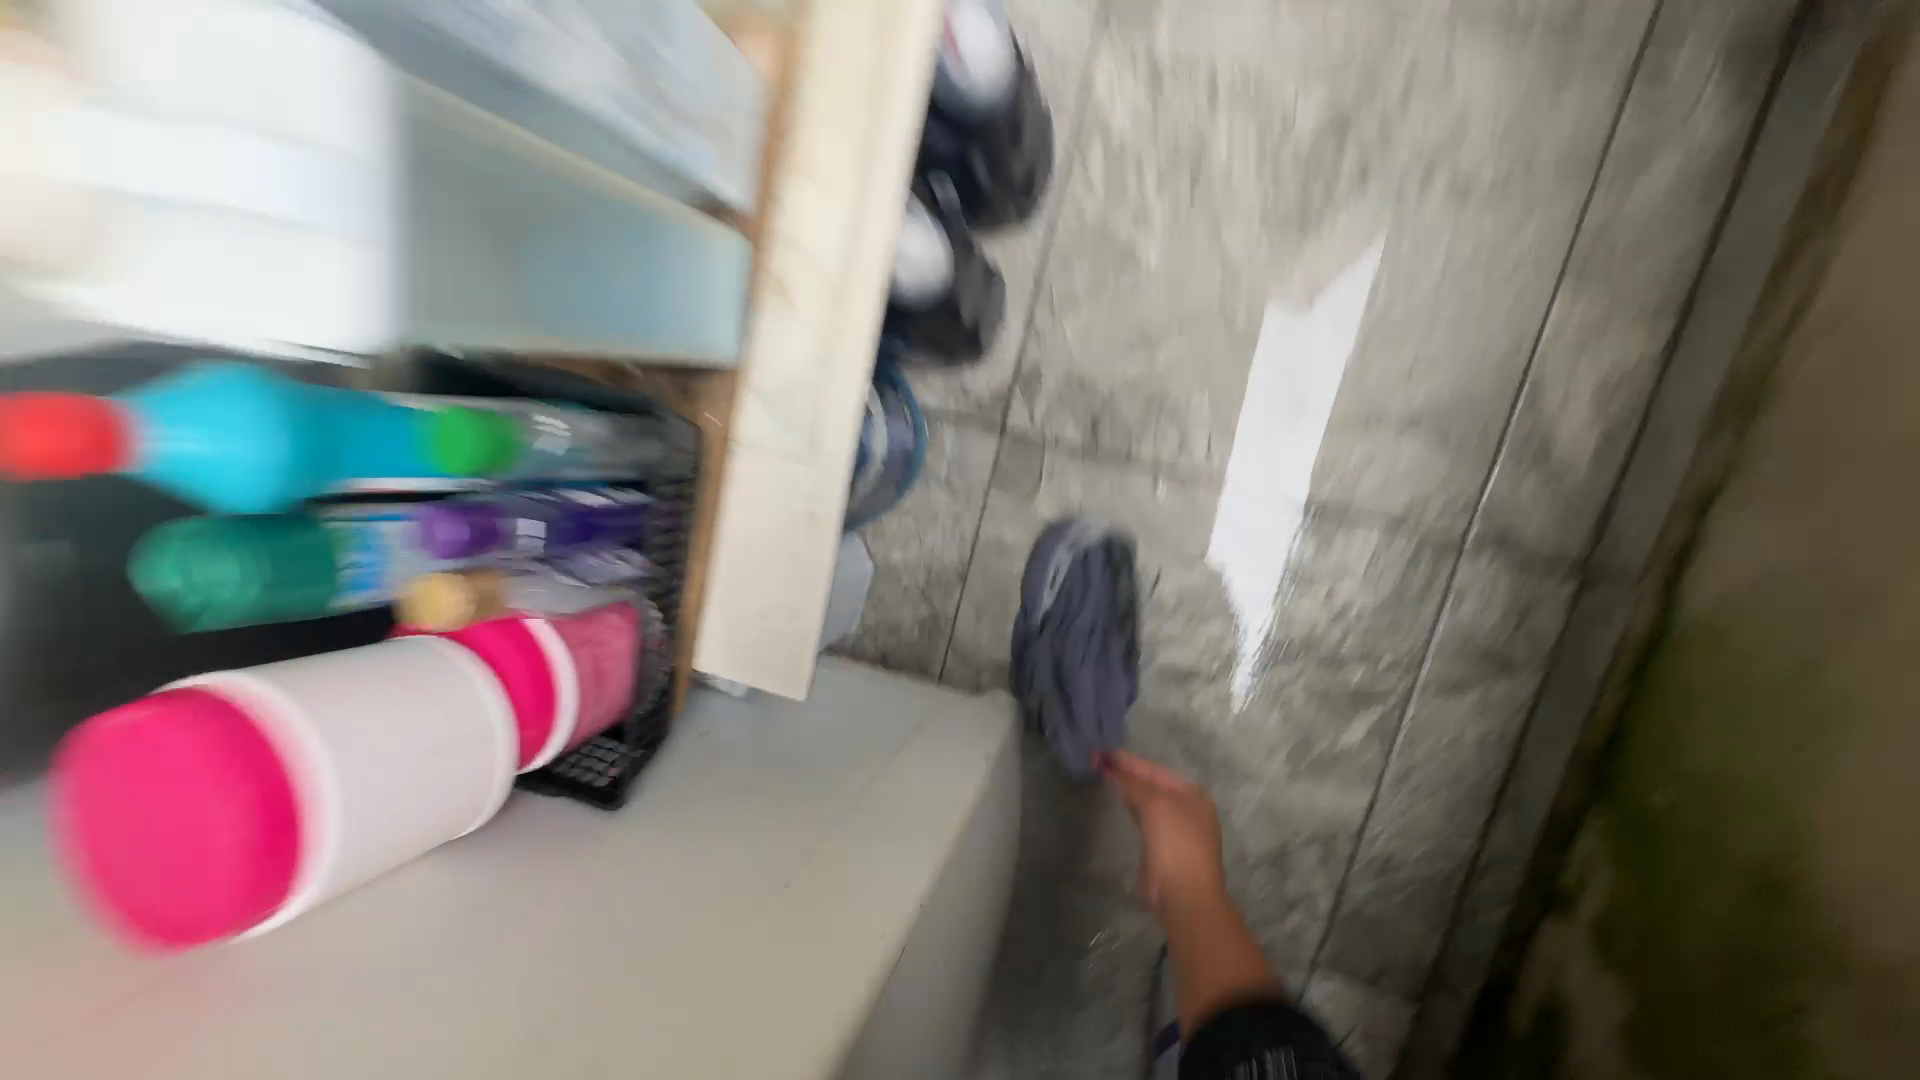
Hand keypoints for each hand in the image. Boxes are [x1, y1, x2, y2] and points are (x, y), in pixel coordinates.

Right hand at [1098, 750, 1227, 915]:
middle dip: (1126, 771)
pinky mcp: (1160, 845)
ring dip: (1126, 786)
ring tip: (1102, 772)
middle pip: (1150, 783)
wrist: (1185, 894)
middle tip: (1098, 758)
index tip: (1103, 751)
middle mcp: (1185, 807)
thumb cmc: (1176, 843)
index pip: (1154, 770)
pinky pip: (1142, 817)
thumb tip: (1111, 770)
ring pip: (1145, 799)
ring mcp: (1173, 828)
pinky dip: (1129, 804)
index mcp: (1191, 794)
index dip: (1128, 760)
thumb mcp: (1155, 805)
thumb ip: (1132, 785)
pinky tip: (1116, 796)